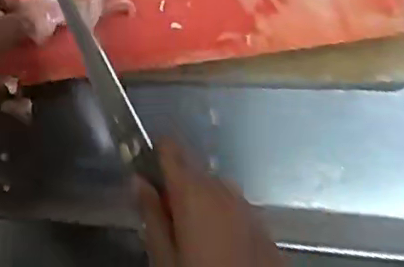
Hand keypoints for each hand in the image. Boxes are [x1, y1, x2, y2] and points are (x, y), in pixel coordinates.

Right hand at [135, 139, 282, 266]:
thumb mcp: (164, 256)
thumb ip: (150, 214)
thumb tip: (138, 181)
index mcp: (190, 190)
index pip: (169, 148)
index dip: (156, 153)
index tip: (147, 169)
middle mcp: (220, 189)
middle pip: (193, 169)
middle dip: (179, 183)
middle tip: (169, 213)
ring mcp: (246, 207)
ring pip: (216, 188)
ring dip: (204, 199)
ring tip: (197, 231)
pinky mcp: (264, 229)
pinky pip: (238, 209)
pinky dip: (226, 216)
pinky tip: (223, 243)